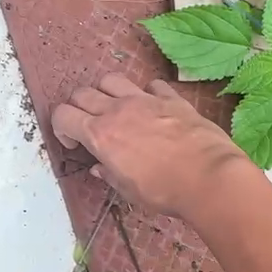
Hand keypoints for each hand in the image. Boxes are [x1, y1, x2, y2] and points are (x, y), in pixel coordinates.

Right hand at [49, 74, 261, 217]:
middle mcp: (117, 110)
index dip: (61, 127)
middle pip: (82, 93)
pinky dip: (146, 94)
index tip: (74, 143)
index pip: (62, 115)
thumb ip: (109, 173)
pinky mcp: (172, 98)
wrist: (210, 178)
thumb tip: (99, 167)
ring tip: (117, 110)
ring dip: (107, 92)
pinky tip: (152, 108)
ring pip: (111, 79)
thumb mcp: (128, 189)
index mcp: (100, 134)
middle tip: (91, 126)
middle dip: (79, 108)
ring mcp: (145, 100)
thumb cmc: (164, 191)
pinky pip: (151, 85)